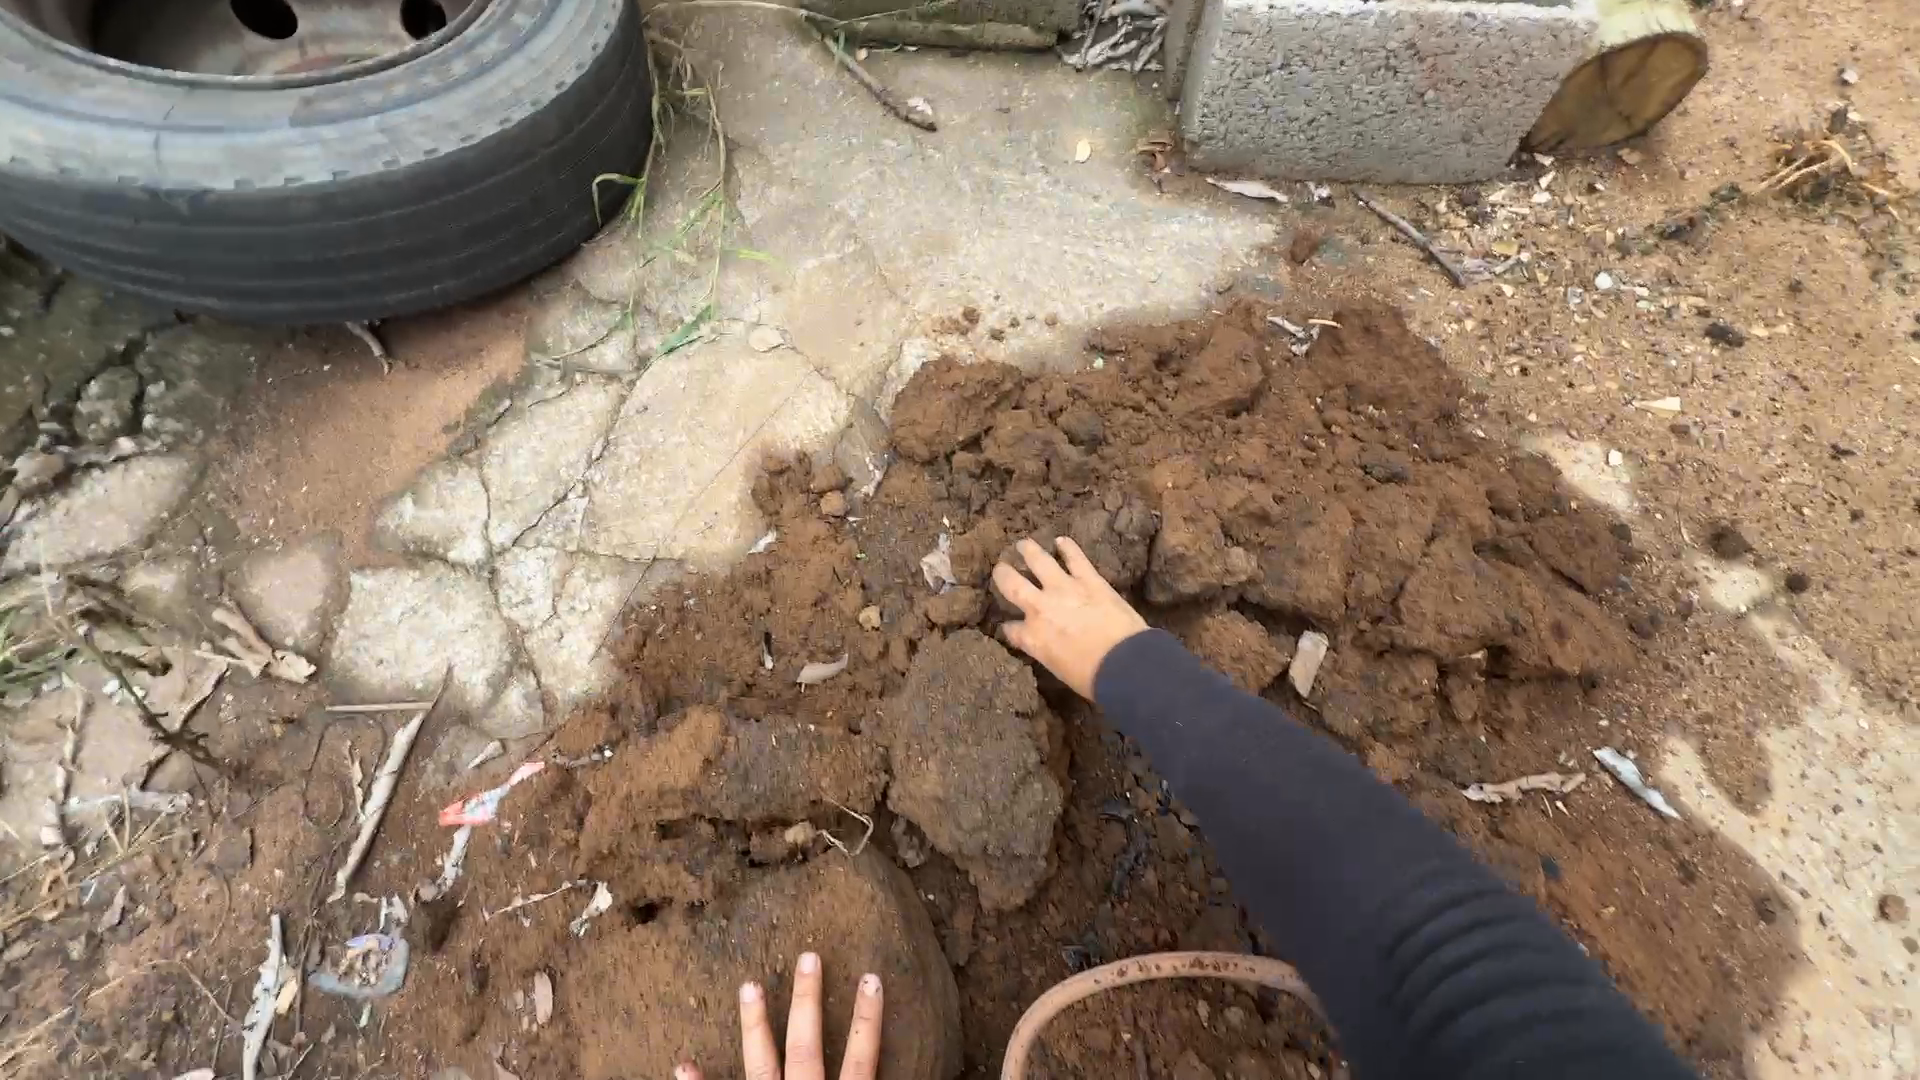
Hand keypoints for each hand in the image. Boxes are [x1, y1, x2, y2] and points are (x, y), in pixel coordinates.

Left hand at [676, 953, 882, 1079]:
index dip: (867, 1019)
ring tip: (748, 984)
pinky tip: (682, 1064)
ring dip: (755, 1024)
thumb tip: (903, 1071)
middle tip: (808, 955)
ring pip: (760, 1066)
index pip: (860, 1058)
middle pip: (806, 1047)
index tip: (872, 976)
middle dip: (806, 999)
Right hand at [993, 537, 1148, 700]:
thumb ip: (1045, 650)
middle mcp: (1039, 608)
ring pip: (1039, 561)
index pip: (1010, 629)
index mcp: (1032, 637)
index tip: (1009, 626)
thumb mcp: (1057, 669)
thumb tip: (1045, 643)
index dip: (1009, 627)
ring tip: (1022, 544)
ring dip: (1028, 550)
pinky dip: (1067, 547)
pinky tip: (1061, 540)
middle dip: (1002, 575)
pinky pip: (1074, 557)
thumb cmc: (1092, 677)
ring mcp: (1063, 589)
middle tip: (1000, 568)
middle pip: (1011, 584)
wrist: (1124, 663)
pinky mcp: (1088, 579)